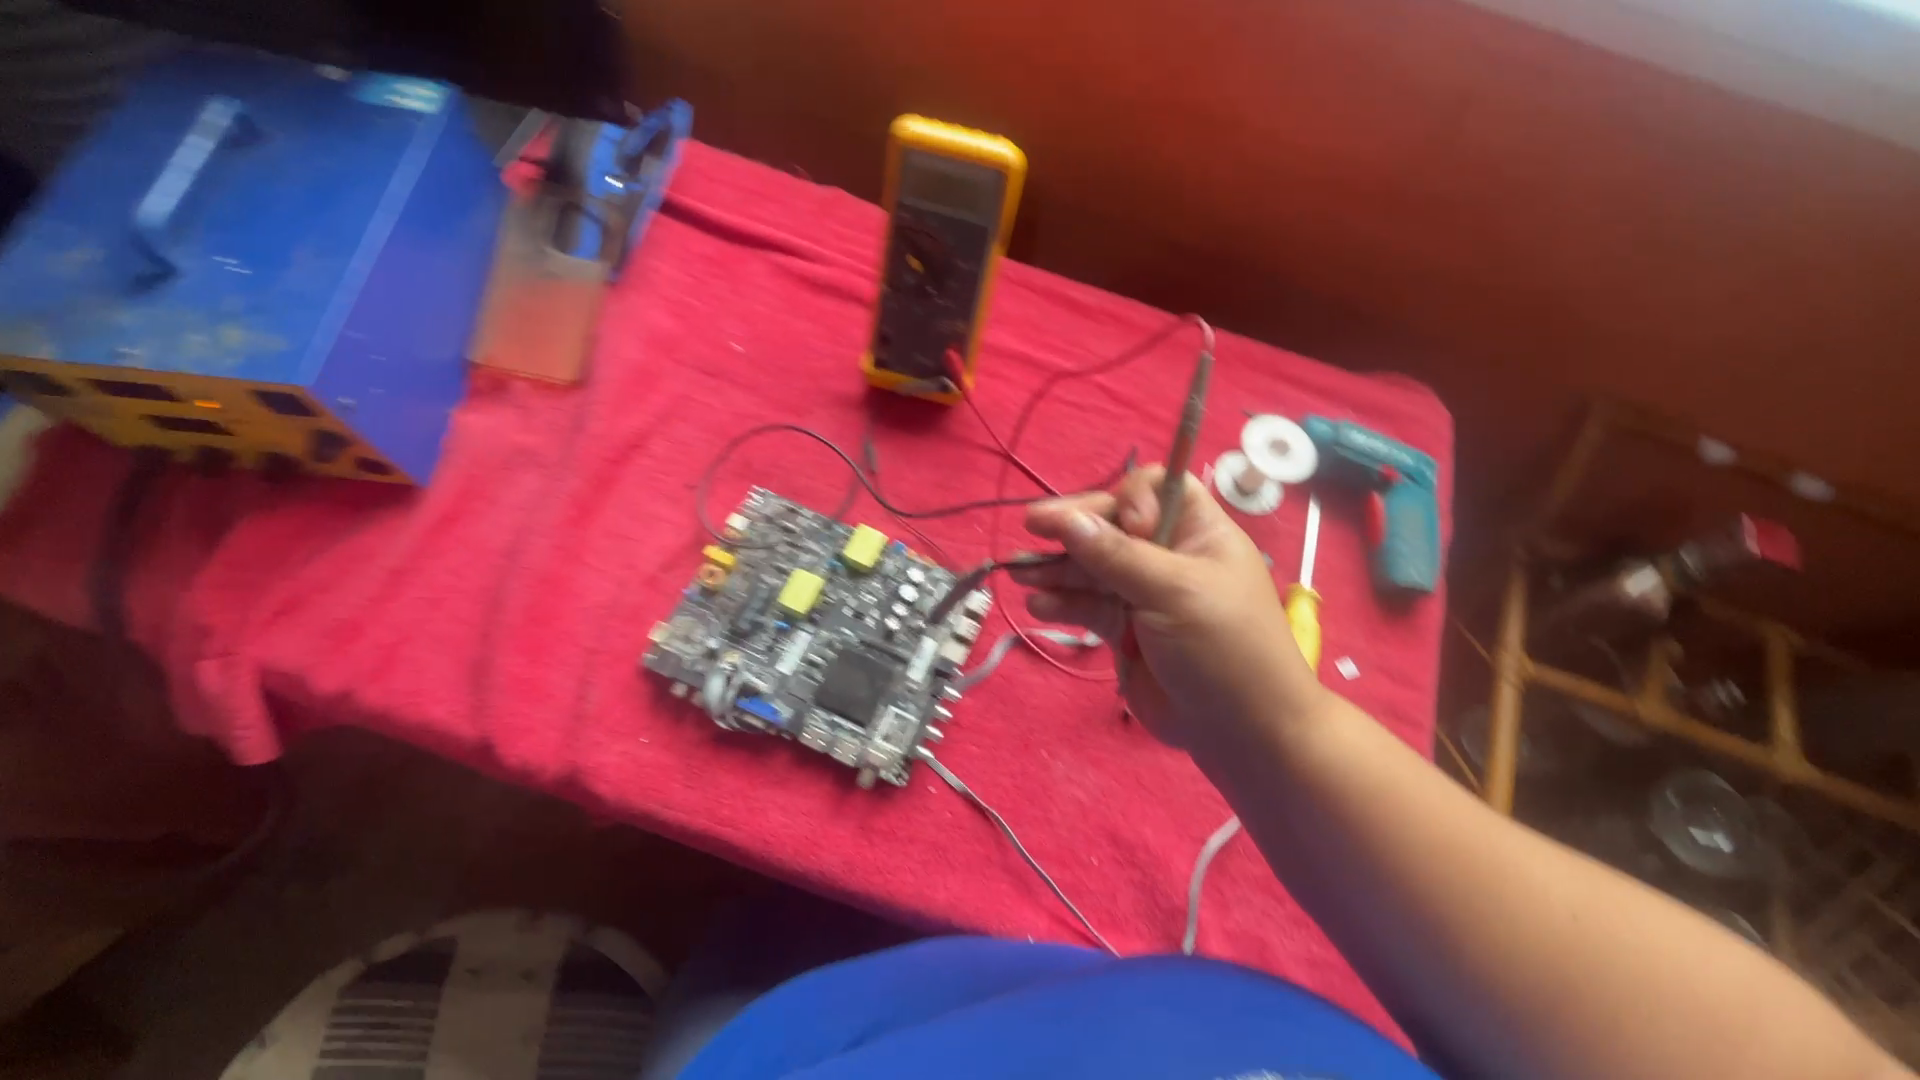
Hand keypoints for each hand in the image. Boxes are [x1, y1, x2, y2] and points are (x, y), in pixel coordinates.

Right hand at [1010, 466, 1321, 751]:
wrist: (1243, 731)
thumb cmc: (1223, 647)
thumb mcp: (1174, 591)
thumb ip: (1116, 556)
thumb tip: (1066, 520)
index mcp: (1198, 533)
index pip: (1154, 491)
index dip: (1128, 498)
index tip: (1117, 523)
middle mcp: (1168, 556)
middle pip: (1111, 526)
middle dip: (1073, 528)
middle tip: (1031, 527)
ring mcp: (1143, 595)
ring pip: (1091, 568)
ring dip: (1055, 568)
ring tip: (1018, 572)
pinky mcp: (1124, 631)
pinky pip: (1087, 607)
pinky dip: (1062, 604)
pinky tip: (1039, 606)